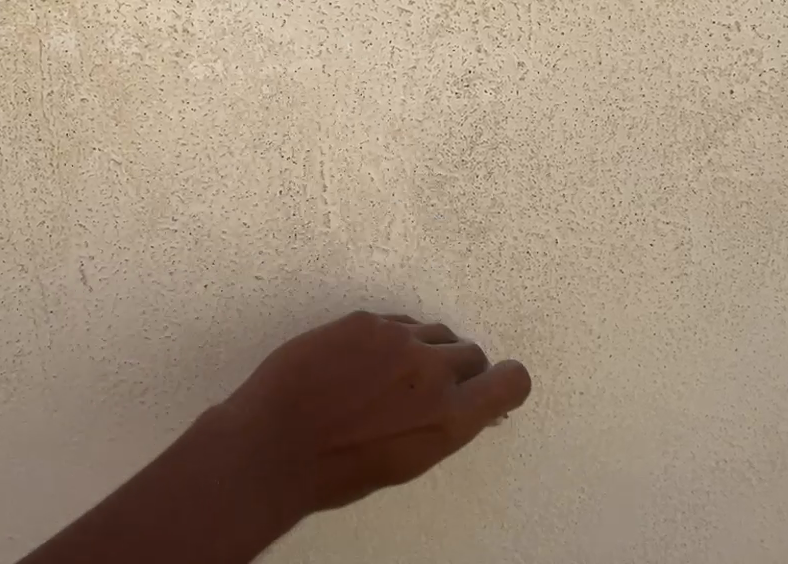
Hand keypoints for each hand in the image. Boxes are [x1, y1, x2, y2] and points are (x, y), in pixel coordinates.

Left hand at [209, 310, 532, 515]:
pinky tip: (363, 360)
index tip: (492, 386)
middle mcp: (431, 371)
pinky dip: (390, 337)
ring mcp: (395, 338)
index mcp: (449, 418)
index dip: (506, 382)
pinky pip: (395, 321)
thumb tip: (463, 405)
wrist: (277, 440)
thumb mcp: (408, 461)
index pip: (511, 382)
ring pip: (432, 331)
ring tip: (391, 373)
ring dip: (425, 348)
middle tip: (431, 385)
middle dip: (460, 368)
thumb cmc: (339, 467)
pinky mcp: (363, 320)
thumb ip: (443, 424)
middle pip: (471, 352)